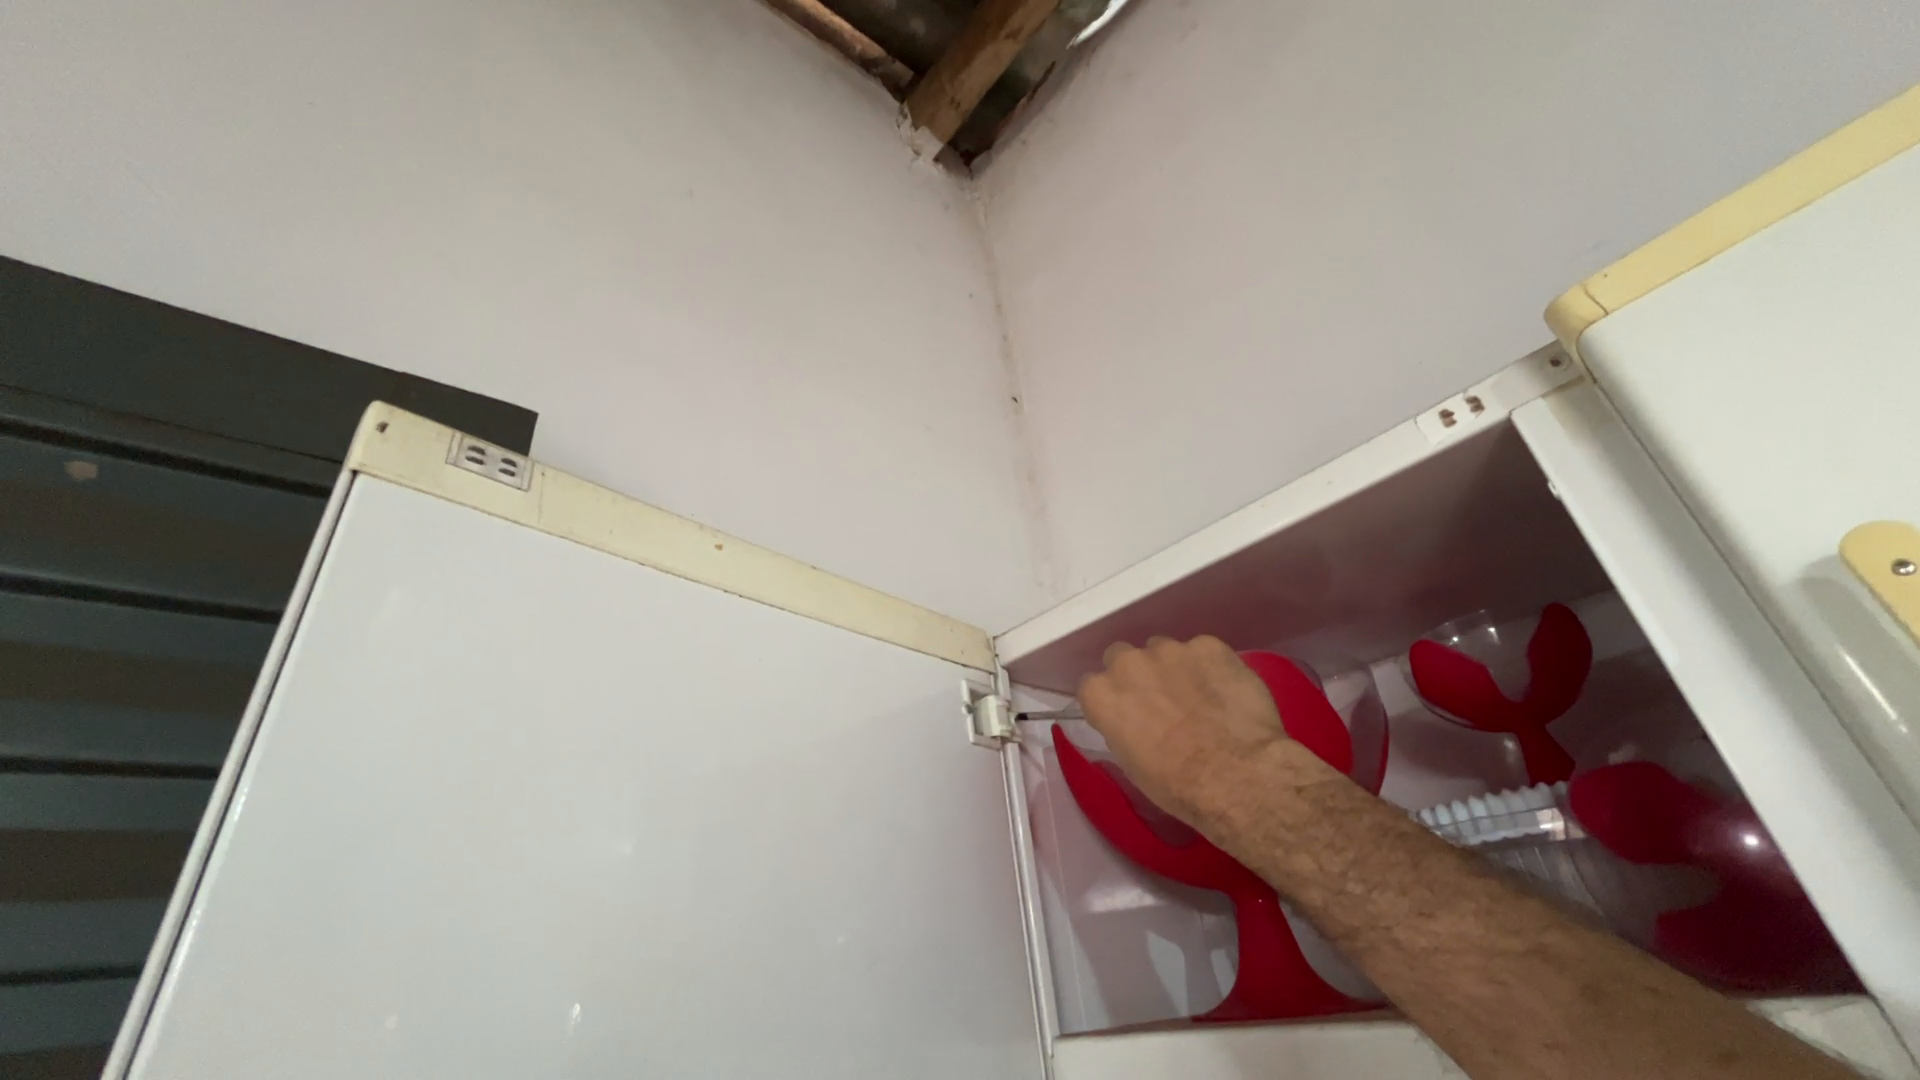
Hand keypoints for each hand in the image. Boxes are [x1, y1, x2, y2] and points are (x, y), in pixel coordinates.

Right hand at [1076, 635, 1302, 829]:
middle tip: (1160, 702)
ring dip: (1173, 668)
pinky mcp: (1209, 646)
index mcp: (1101, 693)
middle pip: (1122, 657)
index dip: (1112, 701)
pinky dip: (1210, 668)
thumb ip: (1121, 726)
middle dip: (1137, 675)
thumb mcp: (1130, 763)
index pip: (1092, 686)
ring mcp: (1169, 649)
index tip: (1127, 717)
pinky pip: (1203, 651)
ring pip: (1163, 650)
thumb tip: (1131, 719)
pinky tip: (1226, 693)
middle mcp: (1128, 662)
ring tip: (1199, 697)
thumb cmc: (1175, 783)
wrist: (1236, 773)